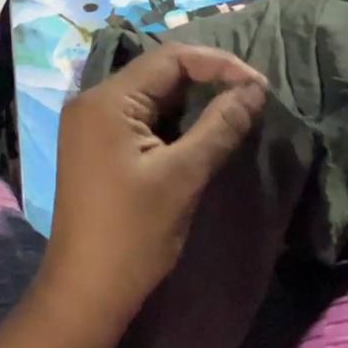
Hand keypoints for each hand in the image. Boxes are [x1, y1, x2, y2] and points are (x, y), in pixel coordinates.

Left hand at [45, 43, 267, 332]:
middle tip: (251, 102)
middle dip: (207, 81)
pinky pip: (137, 118)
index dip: (219, 64)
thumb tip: (254, 89)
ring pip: (149, 96)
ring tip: (232, 118)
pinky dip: (171, 122)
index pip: (169, 58)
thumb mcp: (183, 176)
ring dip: (191, 102)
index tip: (261, 87)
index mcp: (105, 101)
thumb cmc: (134, 233)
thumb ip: (220, 126)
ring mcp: (89, 125)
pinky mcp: (94, 147)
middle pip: (157, 73)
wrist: (85, 289)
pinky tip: (199, 136)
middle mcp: (91, 102)